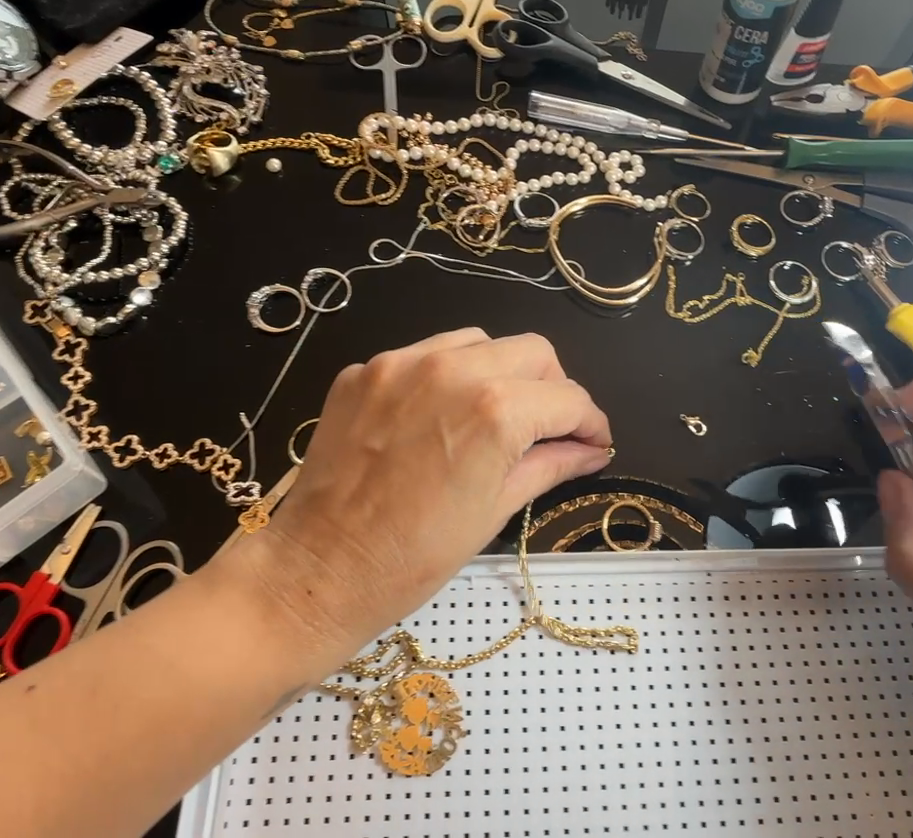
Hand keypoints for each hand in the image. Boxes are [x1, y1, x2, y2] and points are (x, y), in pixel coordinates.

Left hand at [219, 329, 611, 662]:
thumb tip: (592, 449)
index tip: (593, 442)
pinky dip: (444, 378)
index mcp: (495, 411)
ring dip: (499, 372)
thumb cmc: (415, 557)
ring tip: (491, 416)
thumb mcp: (495, 511)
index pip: (567, 397)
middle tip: (547, 428)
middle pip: (532, 351)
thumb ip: (550, 464)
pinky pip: (423, 355)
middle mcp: (452, 369)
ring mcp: (401, 363)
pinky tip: (435, 418)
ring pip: (478, 342)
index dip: (590, 422)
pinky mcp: (364, 370)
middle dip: (551, 387)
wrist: (319, 571)